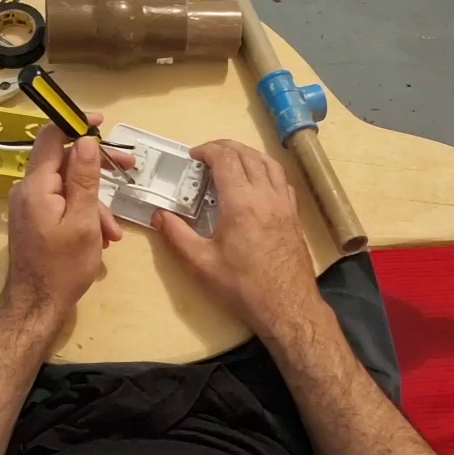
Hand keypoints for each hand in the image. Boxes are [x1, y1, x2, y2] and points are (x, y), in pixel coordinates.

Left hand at [0, 114, 132, 332]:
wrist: (37, 307)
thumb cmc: (63, 268)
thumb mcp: (83, 221)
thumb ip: (85, 179)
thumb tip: (87, 140)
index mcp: (36, 186)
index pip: (52, 138)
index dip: (76, 124)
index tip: (102, 123)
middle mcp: (28, 191)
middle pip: (64, 163)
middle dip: (97, 170)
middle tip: (129, 169)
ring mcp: (30, 207)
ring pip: (68, 188)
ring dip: (95, 203)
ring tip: (113, 232)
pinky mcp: (35, 221)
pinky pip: (62, 205)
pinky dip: (83, 215)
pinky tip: (101, 238)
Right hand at [153, 140, 323, 338]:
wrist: (286, 307)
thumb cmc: (242, 287)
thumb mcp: (201, 264)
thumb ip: (177, 235)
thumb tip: (159, 216)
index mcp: (241, 203)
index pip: (226, 160)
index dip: (208, 150)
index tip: (194, 156)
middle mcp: (266, 196)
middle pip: (248, 155)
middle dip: (226, 148)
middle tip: (207, 154)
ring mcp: (284, 205)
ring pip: (269, 164)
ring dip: (248, 155)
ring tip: (232, 161)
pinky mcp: (294, 216)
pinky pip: (282, 181)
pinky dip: (267, 171)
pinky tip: (258, 183)